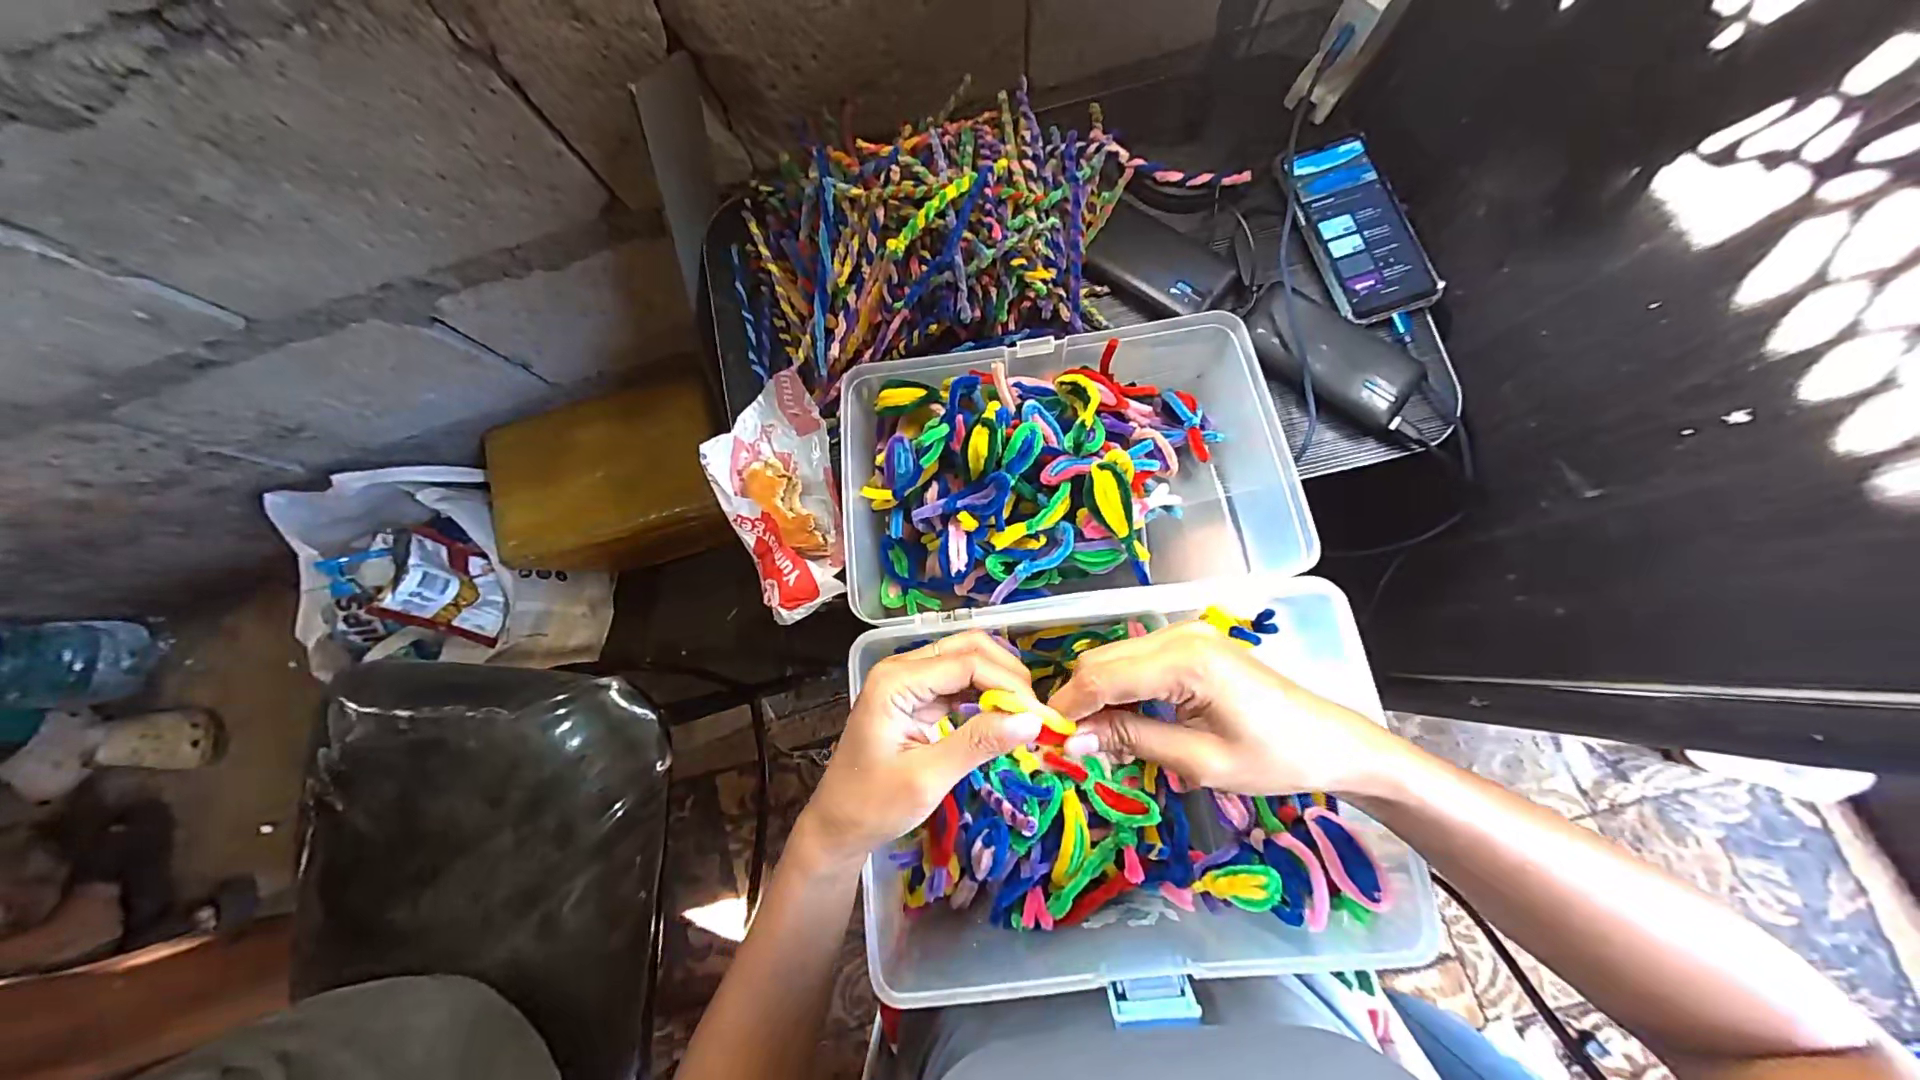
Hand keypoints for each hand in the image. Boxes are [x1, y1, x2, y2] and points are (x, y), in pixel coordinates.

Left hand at [798, 631, 1047, 866]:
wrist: (837, 826)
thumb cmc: (873, 805)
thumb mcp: (927, 778)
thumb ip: (978, 743)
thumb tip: (1032, 722)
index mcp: (896, 680)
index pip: (967, 662)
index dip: (1009, 685)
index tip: (1040, 716)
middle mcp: (902, 669)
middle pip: (968, 648)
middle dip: (1007, 675)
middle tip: (1035, 713)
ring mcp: (909, 680)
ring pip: (966, 660)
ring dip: (999, 682)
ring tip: (1025, 715)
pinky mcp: (917, 697)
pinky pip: (959, 683)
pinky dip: (985, 695)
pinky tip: (1003, 717)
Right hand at [1048, 620, 1413, 796]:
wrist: (1331, 741)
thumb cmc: (1276, 758)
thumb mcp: (1200, 761)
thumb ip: (1132, 741)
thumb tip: (1072, 740)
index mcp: (1185, 660)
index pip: (1100, 677)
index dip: (1067, 708)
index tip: (1047, 741)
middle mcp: (1178, 634)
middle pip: (1099, 661)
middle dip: (1076, 701)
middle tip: (1067, 745)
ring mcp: (1183, 633)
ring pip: (1112, 658)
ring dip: (1095, 694)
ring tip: (1093, 737)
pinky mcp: (1188, 643)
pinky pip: (1134, 660)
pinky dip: (1117, 687)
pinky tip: (1120, 718)